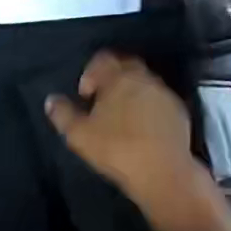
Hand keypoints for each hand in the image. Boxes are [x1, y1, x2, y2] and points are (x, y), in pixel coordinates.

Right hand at [45, 51, 230, 230]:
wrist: (162, 171)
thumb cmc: (115, 148)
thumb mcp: (78, 134)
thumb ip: (62, 114)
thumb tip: (51, 100)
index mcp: (118, 78)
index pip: (103, 59)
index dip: (90, 73)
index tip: (84, 95)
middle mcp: (144, 79)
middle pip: (125, 67)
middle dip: (111, 81)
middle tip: (99, 104)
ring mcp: (165, 95)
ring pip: (143, 84)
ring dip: (129, 94)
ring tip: (118, 118)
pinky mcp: (179, 112)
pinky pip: (157, 101)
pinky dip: (145, 108)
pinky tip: (138, 129)